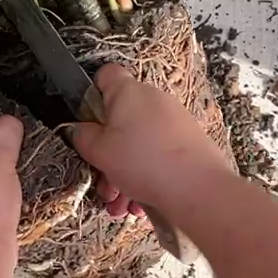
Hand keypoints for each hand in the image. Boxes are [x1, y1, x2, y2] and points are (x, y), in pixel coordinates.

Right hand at [70, 65, 232, 217]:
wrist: (199, 189)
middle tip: (101, 178)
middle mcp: (154, 99)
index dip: (91, 92)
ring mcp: (175, 120)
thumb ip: (82, 137)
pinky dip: (146, 175)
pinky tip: (139, 203)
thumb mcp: (98, 152)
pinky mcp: (189, 141)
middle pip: (120, 118)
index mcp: (128, 92)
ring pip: (138, 142)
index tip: (86, 119)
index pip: (106, 74)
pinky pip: (158, 155)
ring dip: (124, 171)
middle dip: (107, 151)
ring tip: (119, 203)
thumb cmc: (144, 163)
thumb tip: (79, 129)